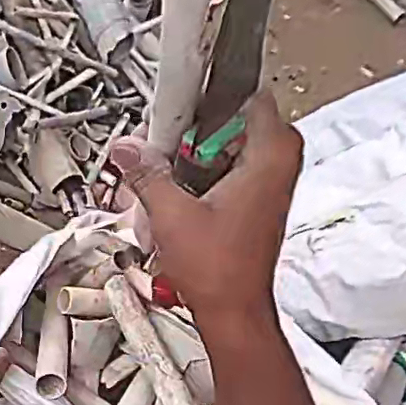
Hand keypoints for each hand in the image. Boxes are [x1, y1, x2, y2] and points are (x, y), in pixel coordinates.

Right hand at [108, 93, 303, 321]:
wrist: (231, 309)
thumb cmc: (220, 271)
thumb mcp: (171, 215)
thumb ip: (146, 175)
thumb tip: (127, 149)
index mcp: (271, 154)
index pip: (245, 95)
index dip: (205, 101)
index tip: (176, 113)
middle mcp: (278, 164)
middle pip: (230, 122)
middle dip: (193, 135)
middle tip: (165, 151)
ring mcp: (269, 183)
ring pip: (226, 147)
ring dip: (193, 158)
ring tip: (169, 180)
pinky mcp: (255, 200)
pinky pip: (227, 170)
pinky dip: (202, 177)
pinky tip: (179, 198)